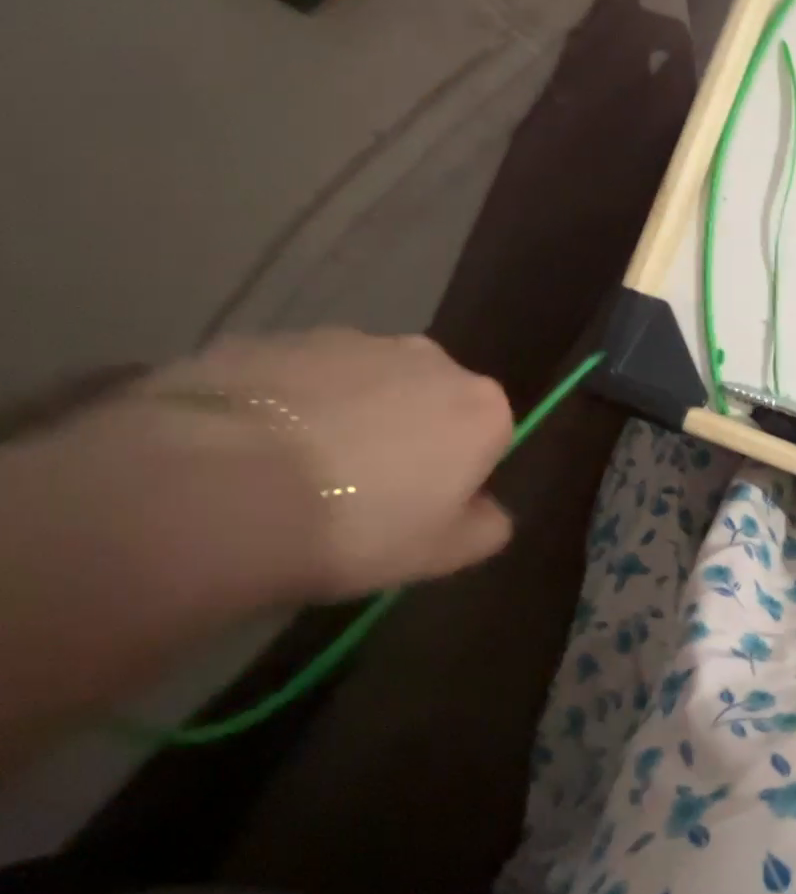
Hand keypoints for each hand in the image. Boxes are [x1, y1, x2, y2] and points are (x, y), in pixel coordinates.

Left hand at [141, 329, 514, 598]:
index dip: (455, 475)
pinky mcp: (267, 339)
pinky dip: (280, 405)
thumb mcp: (441, 554)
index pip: (487, 437)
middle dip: (403, 432)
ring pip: (358, 382)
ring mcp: (345, 341)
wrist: (210, 491)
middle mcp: (428, 359)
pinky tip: (242, 453)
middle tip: (355, 491)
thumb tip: (484, 510)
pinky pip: (290, 377)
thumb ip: (484, 527)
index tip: (416, 510)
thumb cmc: (354, 527)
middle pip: (427, 398)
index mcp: (480, 407)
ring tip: (288, 474)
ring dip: (341, 414)